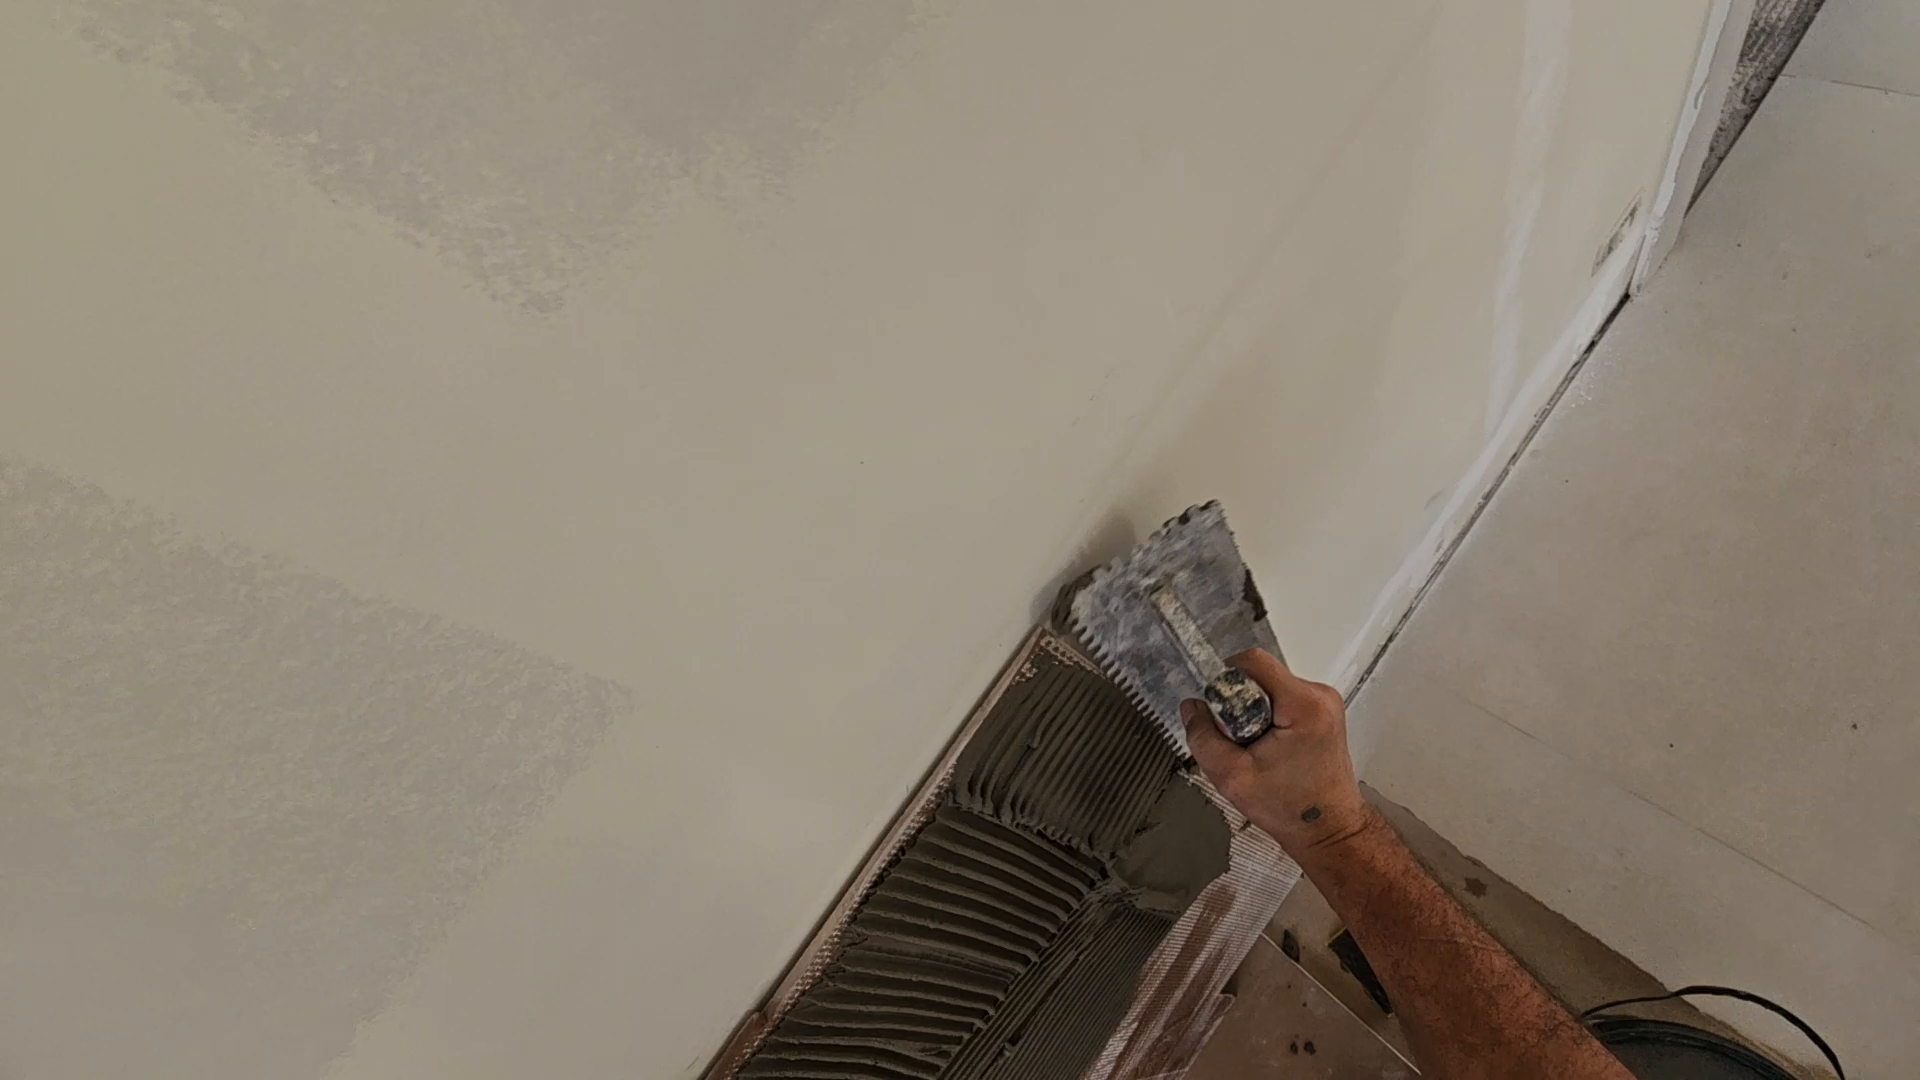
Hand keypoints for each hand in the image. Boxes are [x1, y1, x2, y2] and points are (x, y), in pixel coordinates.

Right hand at [1181, 649, 1376, 858]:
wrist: (1329, 830)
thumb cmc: (1286, 808)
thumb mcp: (1230, 777)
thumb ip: (1202, 737)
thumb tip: (1192, 706)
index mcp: (1304, 705)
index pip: (1253, 662)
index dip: (1226, 681)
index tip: (1222, 714)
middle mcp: (1320, 695)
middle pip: (1260, 674)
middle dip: (1239, 701)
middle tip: (1238, 738)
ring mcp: (1325, 702)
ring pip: (1268, 685)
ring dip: (1251, 709)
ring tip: (1254, 746)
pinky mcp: (1323, 711)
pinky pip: (1280, 696)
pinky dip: (1265, 714)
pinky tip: (1268, 744)